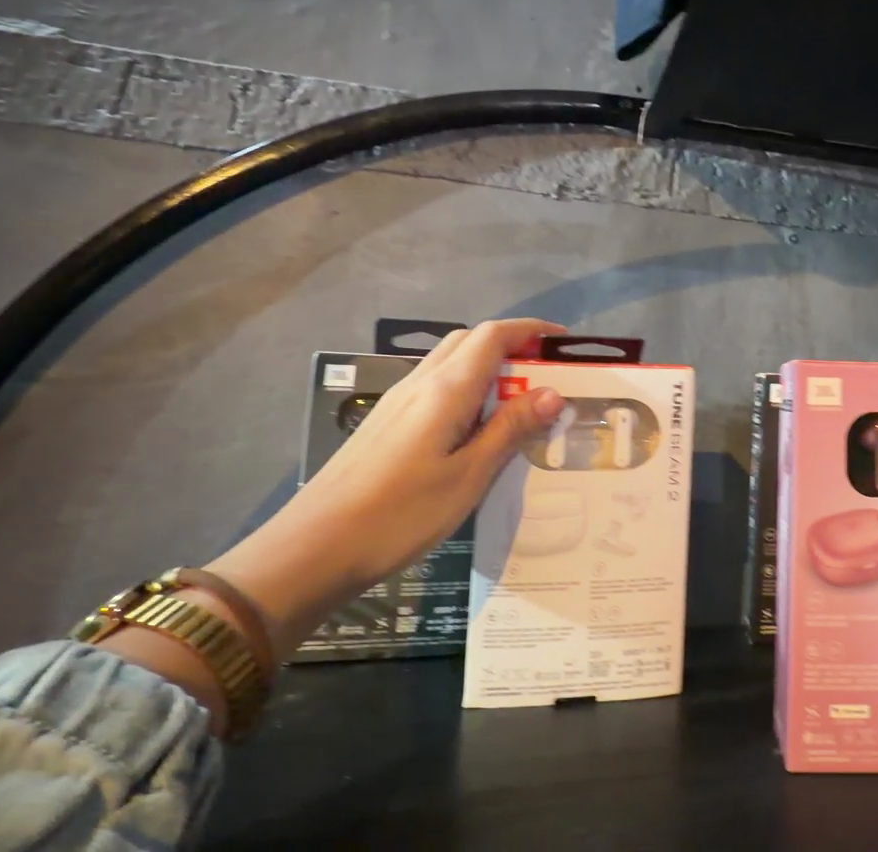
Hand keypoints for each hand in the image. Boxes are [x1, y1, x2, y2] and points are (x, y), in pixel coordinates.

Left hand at [205, 318, 568, 657]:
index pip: (493, 336)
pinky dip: (467, 390)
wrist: (314, 548)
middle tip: (545, 377)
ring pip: (450, 363)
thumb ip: (510, 429)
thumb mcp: (468, 476)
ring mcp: (398, 402)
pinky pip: (435, 388)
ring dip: (488, 368)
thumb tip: (552, 392)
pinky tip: (475, 430)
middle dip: (511, 346)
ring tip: (518, 405)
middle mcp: (420, 383)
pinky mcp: (386, 424)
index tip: (564, 342)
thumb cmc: (400, 514)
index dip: (531, 330)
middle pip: (469, 341)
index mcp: (446, 389)